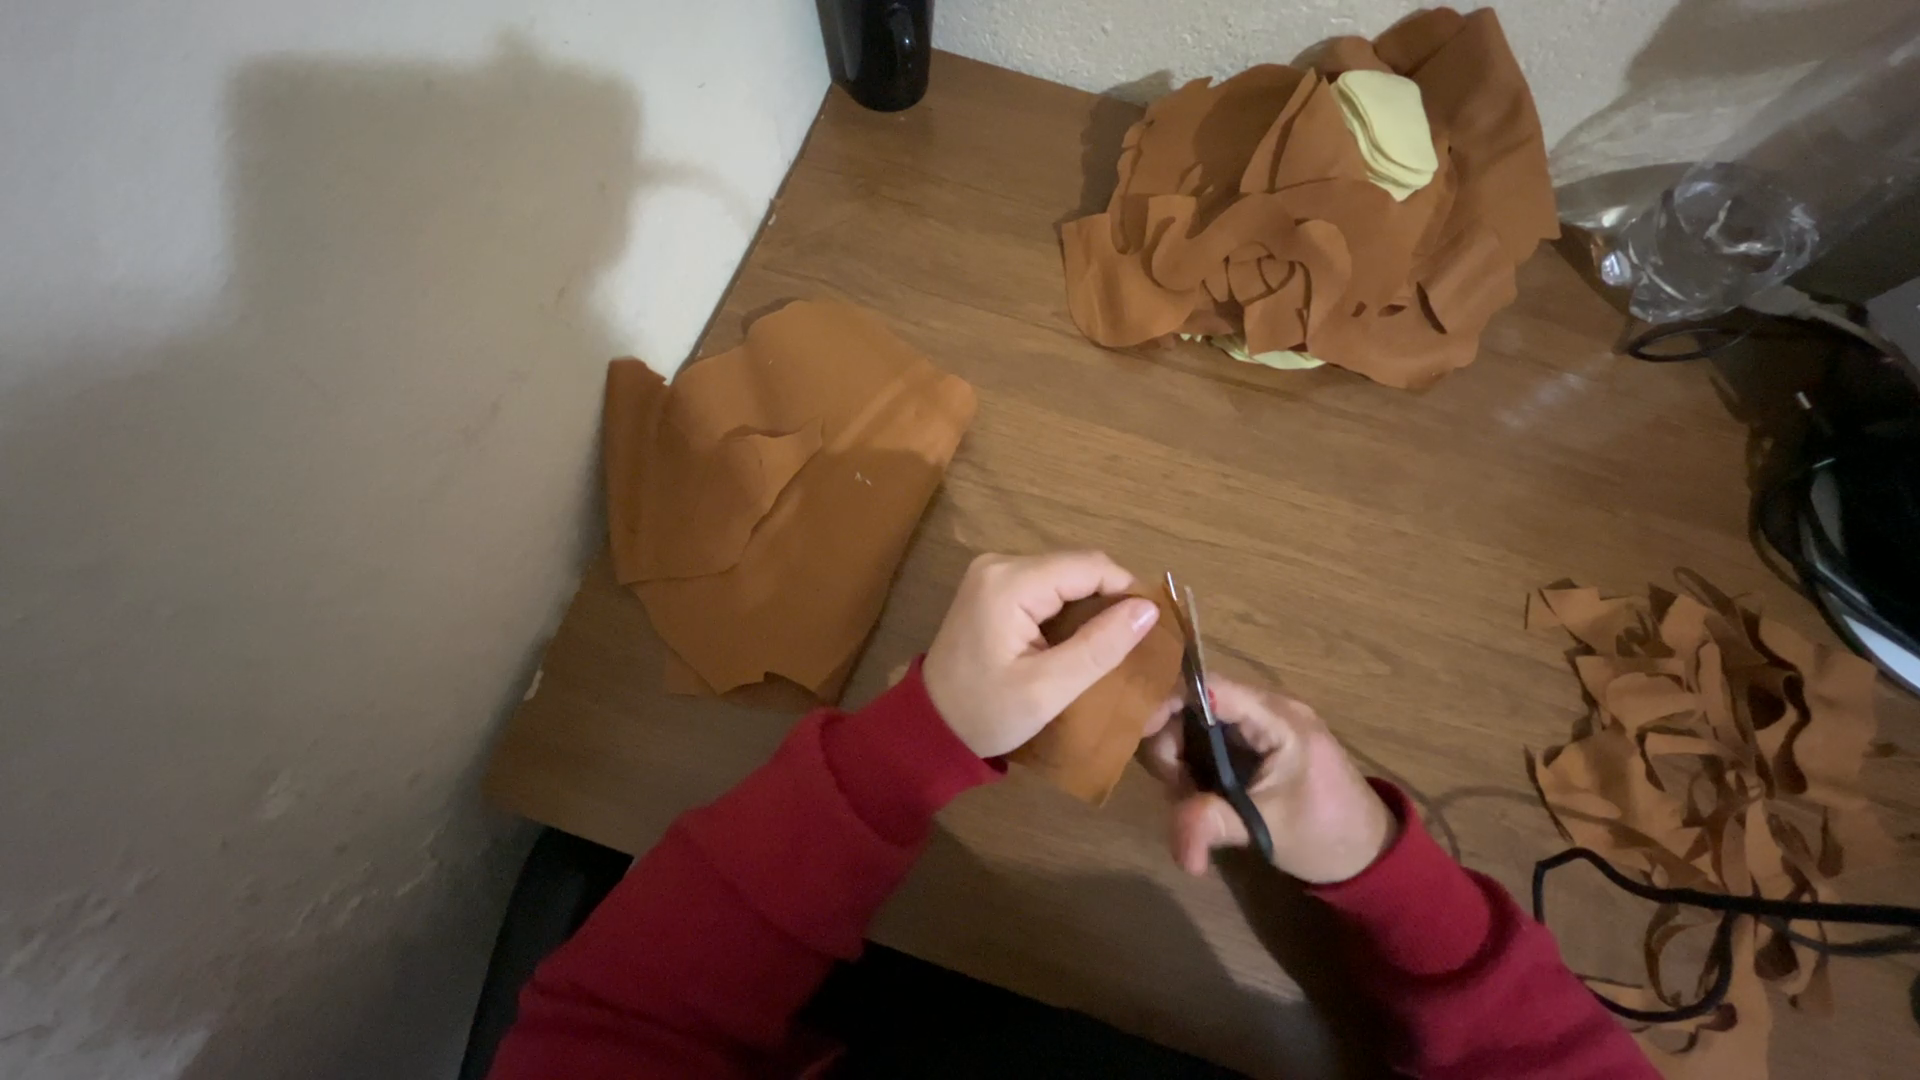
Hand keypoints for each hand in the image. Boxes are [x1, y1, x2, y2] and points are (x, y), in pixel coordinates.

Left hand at [923, 552, 1160, 757]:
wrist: (928, 725)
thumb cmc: (985, 713)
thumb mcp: (1047, 689)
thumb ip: (1099, 646)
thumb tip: (1148, 609)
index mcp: (1010, 582)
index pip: (1089, 566)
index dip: (1128, 591)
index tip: (1152, 630)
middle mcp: (1000, 564)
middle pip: (1077, 567)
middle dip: (1111, 600)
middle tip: (1135, 643)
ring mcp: (993, 573)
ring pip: (1065, 576)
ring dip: (1092, 605)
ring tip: (1112, 644)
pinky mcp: (993, 587)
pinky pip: (1046, 587)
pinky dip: (1069, 609)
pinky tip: (1079, 640)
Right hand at [1141, 677, 1396, 883]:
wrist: (1369, 856)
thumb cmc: (1328, 834)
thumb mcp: (1268, 829)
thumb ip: (1215, 825)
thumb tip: (1177, 851)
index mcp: (1276, 717)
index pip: (1208, 686)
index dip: (1167, 700)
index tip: (1138, 731)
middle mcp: (1264, 709)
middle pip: (1192, 702)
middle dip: (1170, 741)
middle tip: (1174, 786)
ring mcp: (1257, 725)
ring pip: (1194, 721)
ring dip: (1178, 755)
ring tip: (1187, 798)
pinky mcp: (1251, 743)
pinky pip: (1206, 738)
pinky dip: (1191, 762)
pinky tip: (1196, 793)